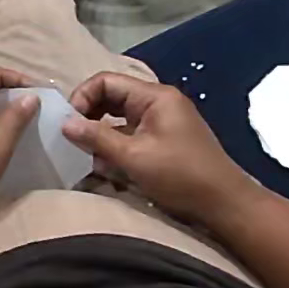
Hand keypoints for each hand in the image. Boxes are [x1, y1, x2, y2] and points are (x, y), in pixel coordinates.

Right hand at [60, 71, 263, 226]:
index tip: (68, 123)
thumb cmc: (181, 176)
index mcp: (155, 97)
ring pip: (116, 116)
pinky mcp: (160, 139)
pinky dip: (112, 144)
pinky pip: (127, 132)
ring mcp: (160, 121)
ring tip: (85, 153)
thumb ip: (96, 137)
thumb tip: (63, 124)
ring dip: (98, 133)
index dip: (82, 97)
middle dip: (88, 116)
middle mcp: (157, 102)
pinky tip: (103, 163)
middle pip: (109, 96)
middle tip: (71, 137)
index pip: (105, 81)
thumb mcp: (133, 157)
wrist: (225, 206)